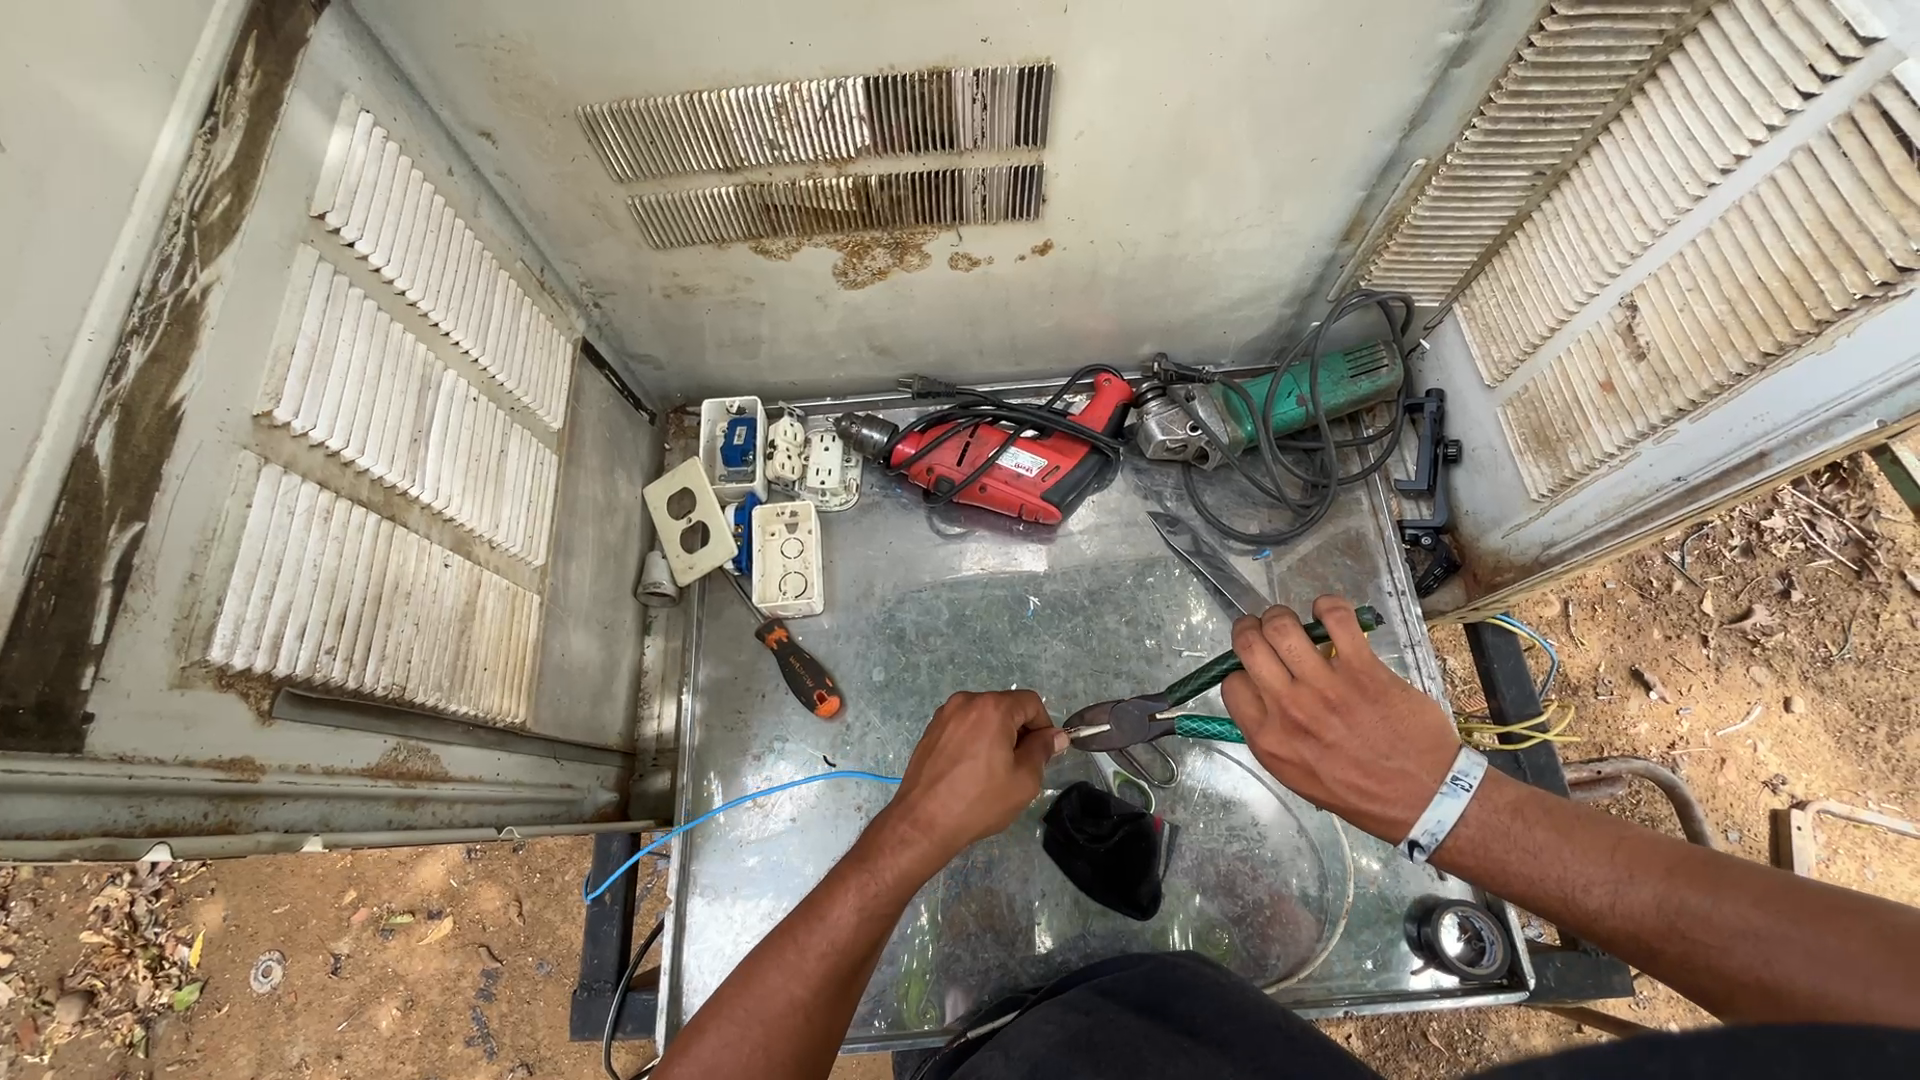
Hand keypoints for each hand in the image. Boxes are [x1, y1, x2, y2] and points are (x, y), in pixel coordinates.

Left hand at [875, 690, 1066, 870]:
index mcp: (992, 707)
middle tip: (1021, 766)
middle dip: (1019, 731)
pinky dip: (975, 740)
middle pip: (1006, 706)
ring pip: (983, 716)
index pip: (1031, 702)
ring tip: (994, 771)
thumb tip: (1055, 736)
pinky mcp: (931, 731)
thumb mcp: (1024, 779)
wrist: (924, 821)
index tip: (1044, 753)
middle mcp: (966, 702)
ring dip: (997, 735)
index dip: (1044, 726)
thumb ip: (1042, 750)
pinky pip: (964, 726)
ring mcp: (944, 715)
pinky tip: (972, 770)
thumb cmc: (979, 800)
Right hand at [1221, 596, 1460, 841]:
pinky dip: (1328, 606)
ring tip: (1293, 622)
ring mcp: (1325, 686)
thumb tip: (1263, 695)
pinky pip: (1336, 619)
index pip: (1232, 683)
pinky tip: (1328, 613)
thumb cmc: (1358, 792)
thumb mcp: (1295, 774)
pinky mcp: (1363, 669)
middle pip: (1248, 644)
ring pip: (1282, 626)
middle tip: (1262, 628)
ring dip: (1282, 615)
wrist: (1423, 798)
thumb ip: (1273, 734)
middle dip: (1250, 628)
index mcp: (1268, 738)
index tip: (1258, 671)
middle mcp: (1288, 708)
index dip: (1241, 671)